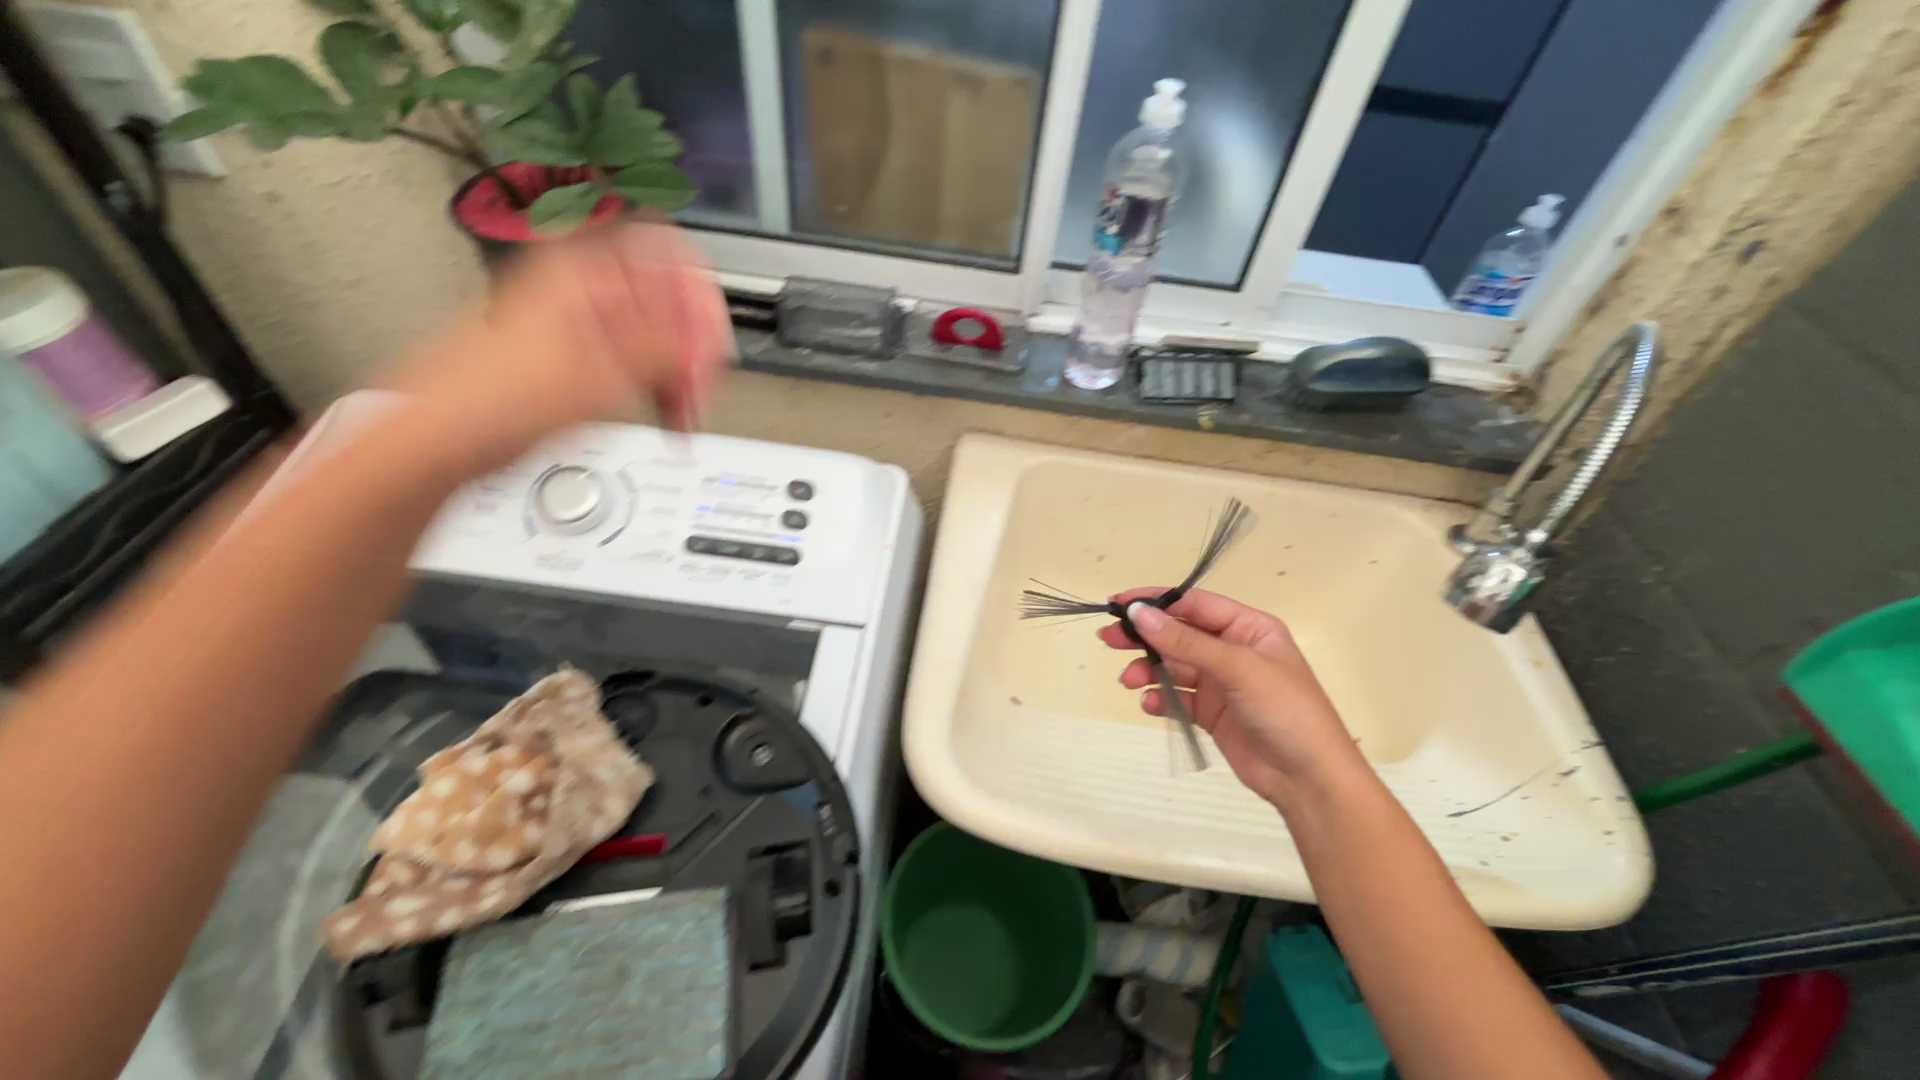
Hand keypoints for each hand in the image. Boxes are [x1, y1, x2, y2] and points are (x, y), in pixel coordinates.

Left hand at [387, 220, 731, 469]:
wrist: (436, 436)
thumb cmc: (488, 398)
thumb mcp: (600, 373)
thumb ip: (664, 348)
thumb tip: (707, 335)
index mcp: (584, 268)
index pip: (672, 258)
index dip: (701, 303)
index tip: (713, 347)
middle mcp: (582, 286)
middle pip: (668, 299)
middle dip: (696, 347)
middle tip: (702, 389)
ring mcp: (580, 321)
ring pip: (656, 333)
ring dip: (681, 373)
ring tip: (685, 411)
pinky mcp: (577, 355)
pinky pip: (636, 360)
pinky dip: (658, 386)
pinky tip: (667, 413)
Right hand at [1098, 588, 1366, 808]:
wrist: (1309, 779)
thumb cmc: (1285, 711)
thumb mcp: (1238, 668)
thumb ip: (1186, 641)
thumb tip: (1139, 614)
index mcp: (1249, 628)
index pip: (1194, 604)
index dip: (1156, 602)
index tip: (1118, 605)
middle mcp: (1233, 650)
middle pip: (1179, 634)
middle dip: (1144, 636)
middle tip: (1108, 640)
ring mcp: (1222, 683)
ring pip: (1174, 666)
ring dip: (1148, 669)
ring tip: (1129, 680)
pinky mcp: (1212, 713)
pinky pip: (1177, 697)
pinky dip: (1160, 698)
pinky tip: (1148, 703)